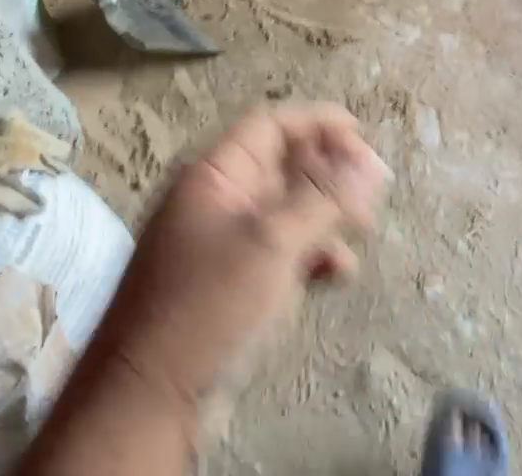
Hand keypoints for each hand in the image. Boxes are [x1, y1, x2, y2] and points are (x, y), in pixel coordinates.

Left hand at [84, 102, 388, 415]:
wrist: (149, 398)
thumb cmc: (208, 306)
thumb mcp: (271, 243)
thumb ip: (323, 199)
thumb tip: (369, 162)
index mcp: (214, 176)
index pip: (270, 126)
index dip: (317, 123)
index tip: (362, 137)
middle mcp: (219, 201)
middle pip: (283, 165)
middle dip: (329, 171)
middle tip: (372, 188)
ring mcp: (226, 243)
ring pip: (288, 210)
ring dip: (327, 215)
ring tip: (361, 231)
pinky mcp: (235, 283)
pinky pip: (282, 252)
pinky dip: (313, 254)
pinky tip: (337, 273)